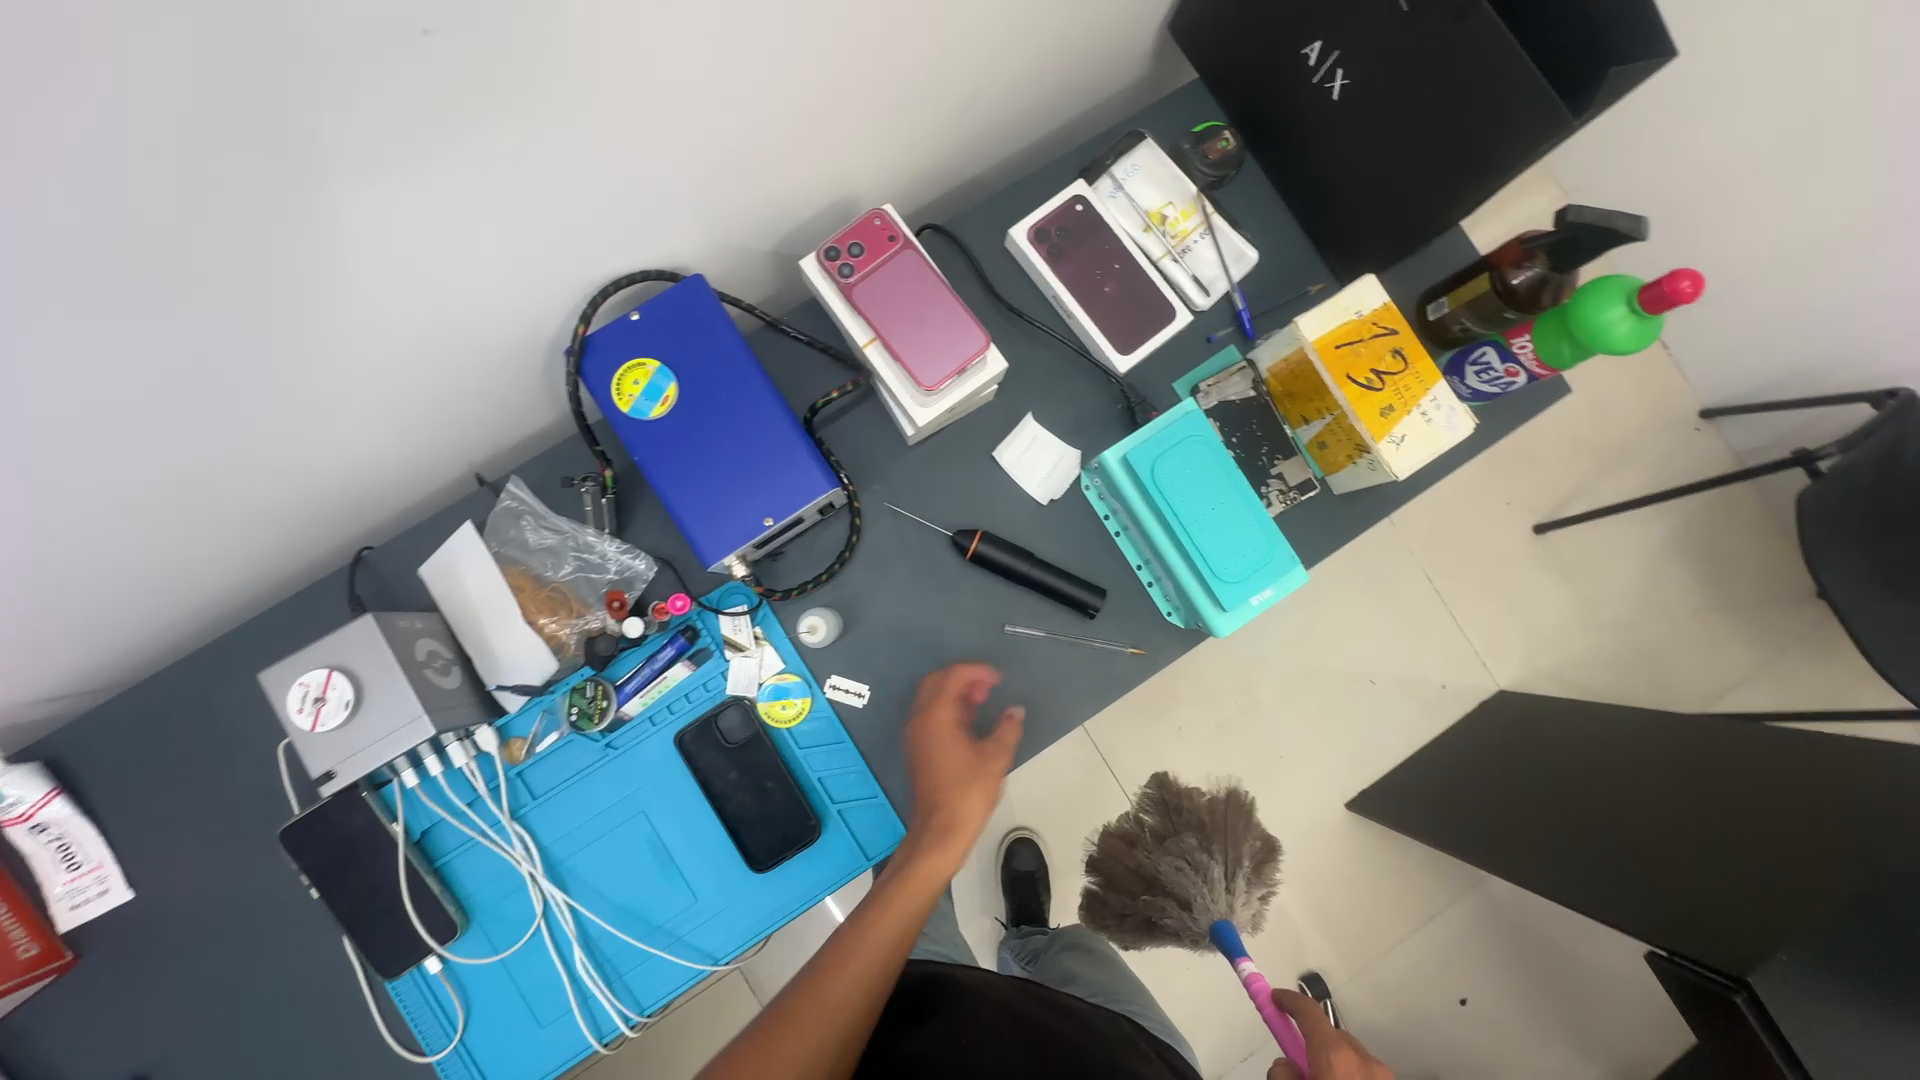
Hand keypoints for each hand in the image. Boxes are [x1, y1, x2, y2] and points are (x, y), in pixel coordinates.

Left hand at [899, 664, 1024, 870]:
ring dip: (956, 695)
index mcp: (935, 715)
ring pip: (932, 699)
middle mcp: (919, 719)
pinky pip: (931, 716)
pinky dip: (949, 711)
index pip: (952, 677)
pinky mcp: (918, 749)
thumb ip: (1007, 728)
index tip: (999, 678)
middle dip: (963, 679)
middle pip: (937, 683)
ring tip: (983, 701)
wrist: (940, 830)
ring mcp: (915, 735)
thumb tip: (1015, 712)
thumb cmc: (968, 792)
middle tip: (989, 687)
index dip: (977, 671)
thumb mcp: (995, 757)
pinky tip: (970, 723)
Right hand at [1266, 989, 1391, 1079]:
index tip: (1275, 997)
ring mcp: (1384, 1075)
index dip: (1289, 1000)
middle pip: (1332, 1035)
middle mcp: (1364, 1059)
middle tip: (1300, 1062)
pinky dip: (1354, 1076)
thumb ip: (1283, 1073)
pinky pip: (1367, 1072)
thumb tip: (1287, 1064)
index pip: (1308, 1011)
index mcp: (1335, 1055)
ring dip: (1336, 1062)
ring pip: (1352, 1055)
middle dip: (1315, 1041)